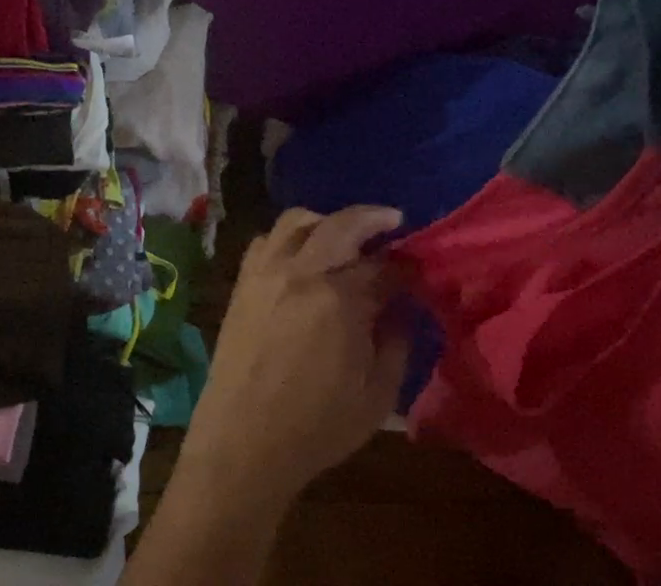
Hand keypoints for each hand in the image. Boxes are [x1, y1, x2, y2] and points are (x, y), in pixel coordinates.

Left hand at [181, 204, 411, 501]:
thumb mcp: (377, 395)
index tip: (417, 270)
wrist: (243, 441)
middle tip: (392, 223)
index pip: (382, 266)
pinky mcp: (242, 283)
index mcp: (340, 300)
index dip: (405, 266)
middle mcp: (301, 272)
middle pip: (341, 224)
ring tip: (344, 236)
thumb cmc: (317, 426)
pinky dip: (287, 237)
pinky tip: (301, 256)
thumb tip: (402, 307)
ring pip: (296, 221)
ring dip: (326, 221)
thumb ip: (396, 342)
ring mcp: (266, 273)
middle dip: (372, 218)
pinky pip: (264, 241)